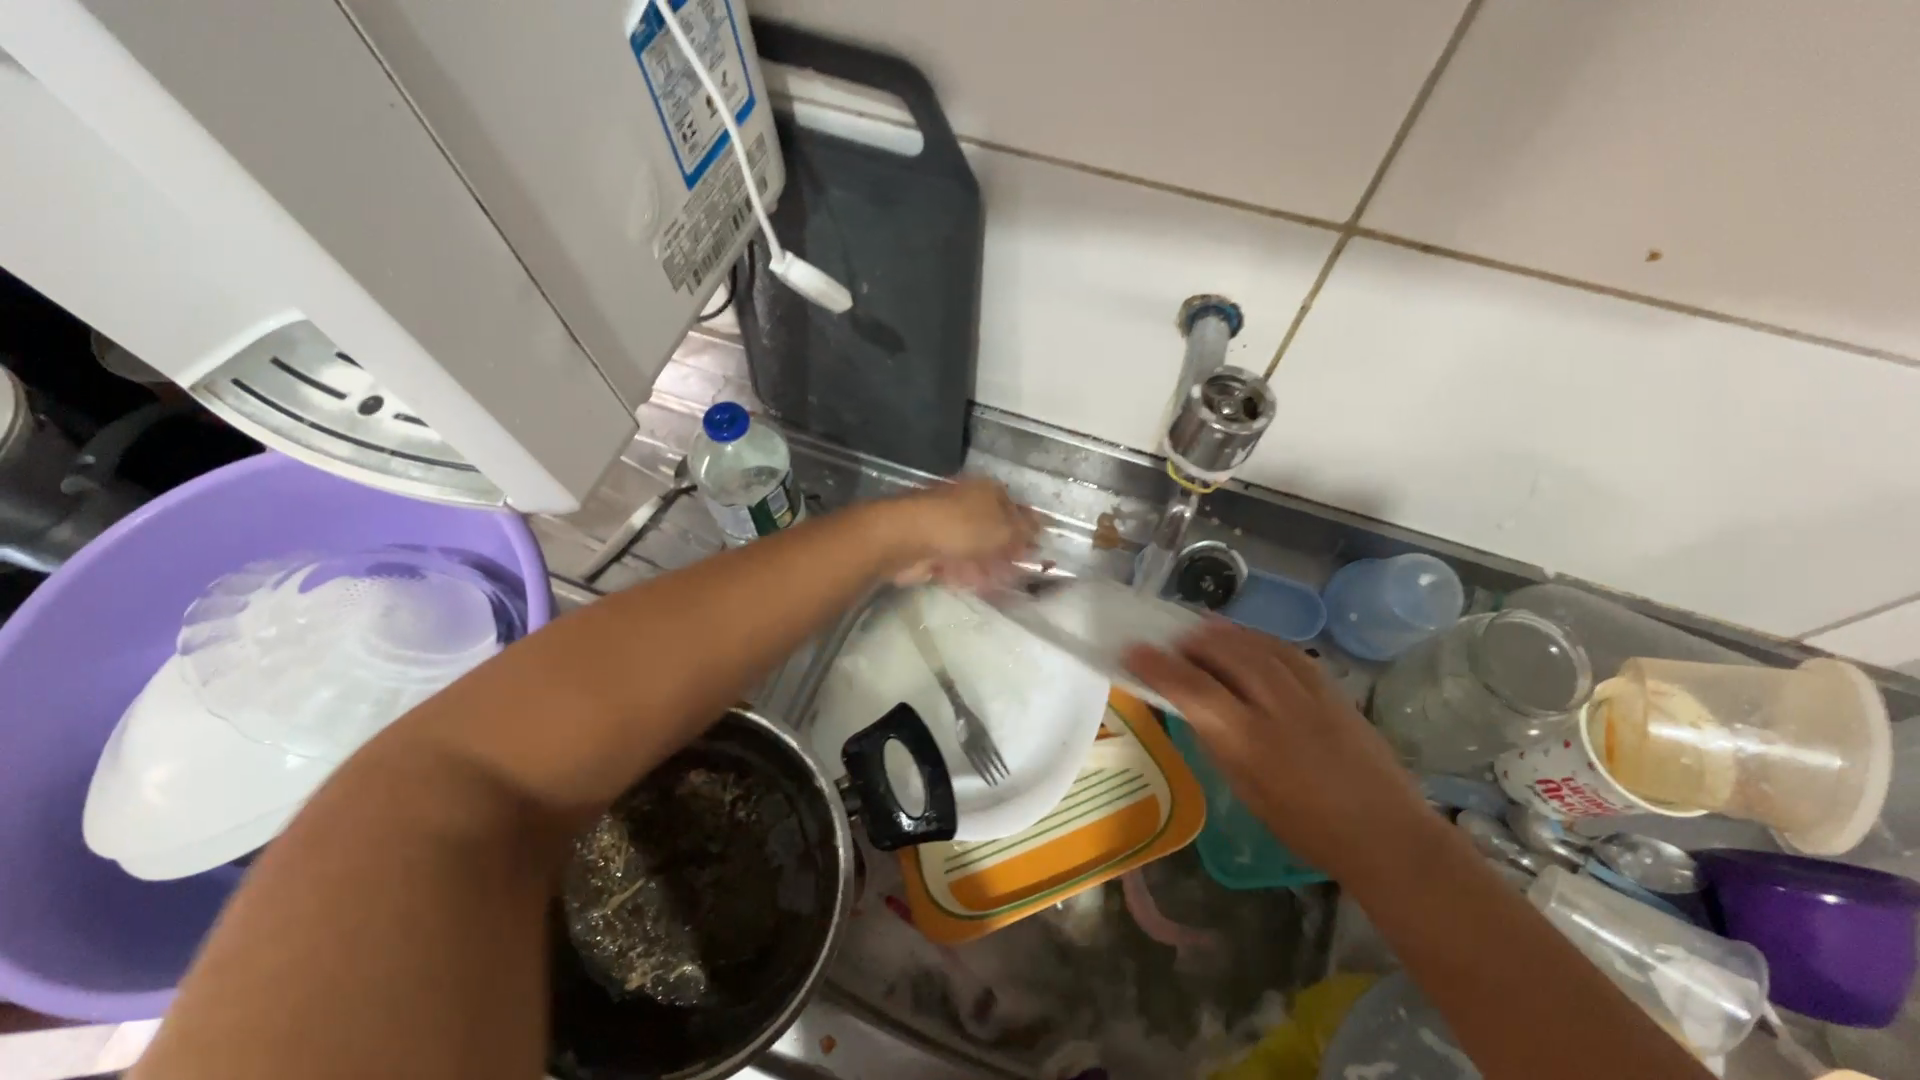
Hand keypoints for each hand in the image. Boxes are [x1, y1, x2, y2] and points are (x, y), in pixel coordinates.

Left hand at [881, 475, 1038, 588]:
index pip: (1015, 507)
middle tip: (1024, 571)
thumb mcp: (1003, 528)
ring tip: (1007, 584)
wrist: (907, 538)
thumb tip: (1042, 527)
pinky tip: (982, 586)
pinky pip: (957, 562)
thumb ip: (1024, 530)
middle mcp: (967, 503)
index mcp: (987, 491)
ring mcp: (947, 526)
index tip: (1039, 548)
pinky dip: (970, 572)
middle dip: (1009, 550)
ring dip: (991, 564)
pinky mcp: (932, 548)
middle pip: (994, 528)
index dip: (1028, 528)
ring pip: (976, 547)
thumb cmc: (962, 526)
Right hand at [1124, 623, 1431, 881]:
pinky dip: (1256, 640)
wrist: (1383, 832)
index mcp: (1248, 741)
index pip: (1192, 688)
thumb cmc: (1305, 827)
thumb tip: (1195, 708)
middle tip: (1167, 638)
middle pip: (1225, 652)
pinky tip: (1246, 642)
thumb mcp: (1246, 790)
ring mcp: (1309, 692)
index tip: (1133, 650)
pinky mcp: (1332, 688)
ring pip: (1256, 644)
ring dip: (1222, 633)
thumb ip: (1219, 742)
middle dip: (1190, 639)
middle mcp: (1276, 707)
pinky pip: (1285, 650)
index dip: (1157, 665)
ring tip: (1200, 631)